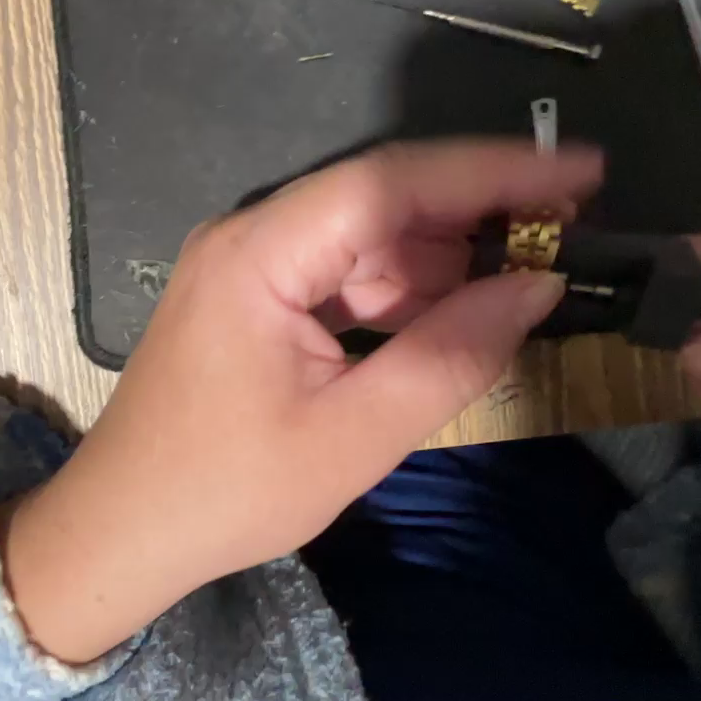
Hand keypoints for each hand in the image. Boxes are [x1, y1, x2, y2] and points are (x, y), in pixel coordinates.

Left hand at [3, 140, 602, 662]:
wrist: (121, 530)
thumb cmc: (227, 493)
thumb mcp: (352, 437)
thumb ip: (448, 356)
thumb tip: (536, 287)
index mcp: (258, 254)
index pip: (388, 182)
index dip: (489, 171)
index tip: (580, 170)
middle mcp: (247, 238)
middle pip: (376, 203)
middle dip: (473, 216)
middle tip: (570, 232)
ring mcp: (244, 266)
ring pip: (361, 241)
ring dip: (439, 259)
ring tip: (529, 275)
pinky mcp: (249, 299)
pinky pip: (336, 277)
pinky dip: (396, 293)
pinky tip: (453, 311)